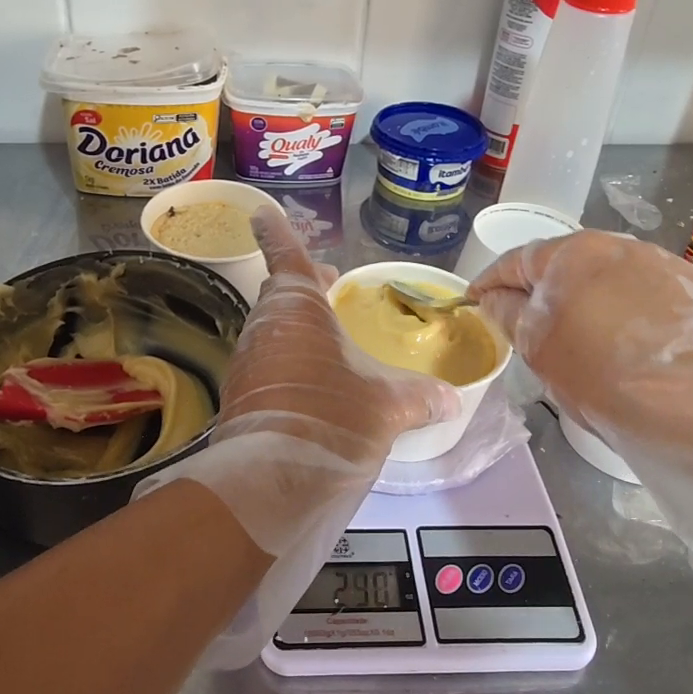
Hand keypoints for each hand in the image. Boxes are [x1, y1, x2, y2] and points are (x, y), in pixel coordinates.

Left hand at [219, 207, 456, 458]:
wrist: (273, 482)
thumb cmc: (333, 419)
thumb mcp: (388, 406)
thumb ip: (421, 397)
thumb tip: (452, 399)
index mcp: (298, 308)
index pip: (287, 256)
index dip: (277, 232)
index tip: (261, 211)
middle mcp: (265, 327)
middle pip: (282, 295)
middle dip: (306, 287)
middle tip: (332, 286)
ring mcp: (247, 363)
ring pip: (273, 331)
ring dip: (298, 329)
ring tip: (330, 342)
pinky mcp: (239, 398)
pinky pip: (266, 366)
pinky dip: (288, 365)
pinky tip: (313, 389)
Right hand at [468, 230, 692, 593]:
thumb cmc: (614, 378)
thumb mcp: (543, 353)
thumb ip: (510, 317)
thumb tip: (496, 299)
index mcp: (573, 252)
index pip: (514, 261)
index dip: (489, 285)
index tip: (475, 305)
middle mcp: (619, 246)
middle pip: (562, 268)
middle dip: (540, 296)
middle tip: (526, 333)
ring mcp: (665, 267)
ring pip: (605, 284)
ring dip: (584, 308)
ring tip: (579, 349)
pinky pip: (643, 302)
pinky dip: (623, 321)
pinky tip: (629, 356)